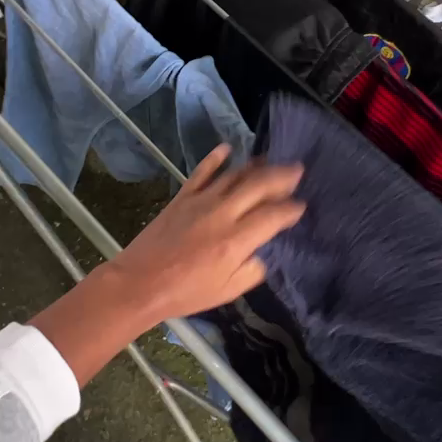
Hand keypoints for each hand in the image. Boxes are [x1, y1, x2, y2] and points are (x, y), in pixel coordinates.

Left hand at [106, 145, 305, 323]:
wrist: (141, 282)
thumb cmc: (186, 293)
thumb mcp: (228, 291)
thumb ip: (251, 270)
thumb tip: (260, 252)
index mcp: (236, 240)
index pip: (273, 216)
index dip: (291, 209)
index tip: (301, 206)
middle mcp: (222, 214)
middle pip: (259, 186)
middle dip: (282, 176)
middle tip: (297, 169)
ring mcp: (201, 201)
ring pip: (234, 175)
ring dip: (255, 166)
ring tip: (271, 161)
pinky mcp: (182, 197)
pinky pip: (202, 171)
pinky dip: (215, 158)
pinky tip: (226, 148)